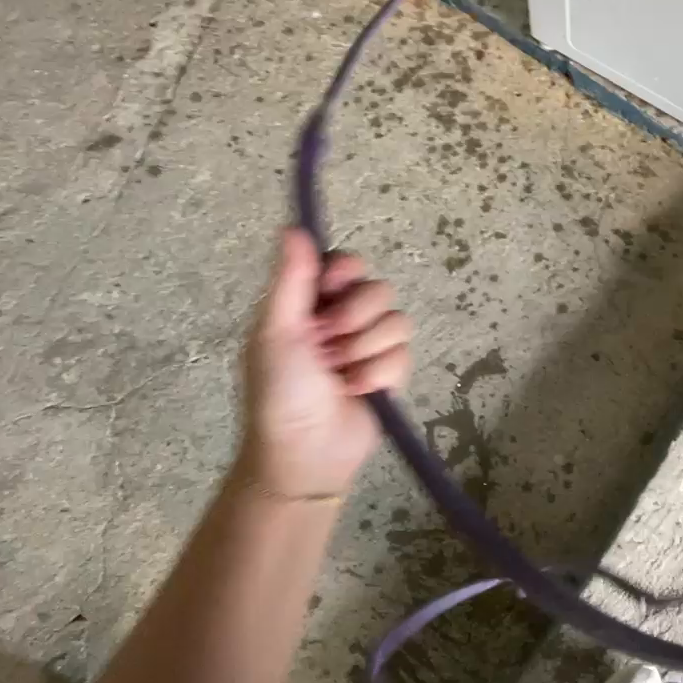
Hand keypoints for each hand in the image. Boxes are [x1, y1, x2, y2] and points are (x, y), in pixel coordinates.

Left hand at [238, 228, 410, 497]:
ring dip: (366, 350)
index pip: (344, 265)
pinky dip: (380, 374)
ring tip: (342, 375)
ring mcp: (369, 347)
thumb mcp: (278, 334)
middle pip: (378, 289)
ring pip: (397, 321)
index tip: (336, 283)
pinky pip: (404, 354)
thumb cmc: (279, 394)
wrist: (303, 456)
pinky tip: (359, 391)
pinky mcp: (391, 373)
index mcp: (309, 307)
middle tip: (329, 343)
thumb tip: (293, 226)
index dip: (347, 271)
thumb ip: (291, 281)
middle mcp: (342, 321)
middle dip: (356, 318)